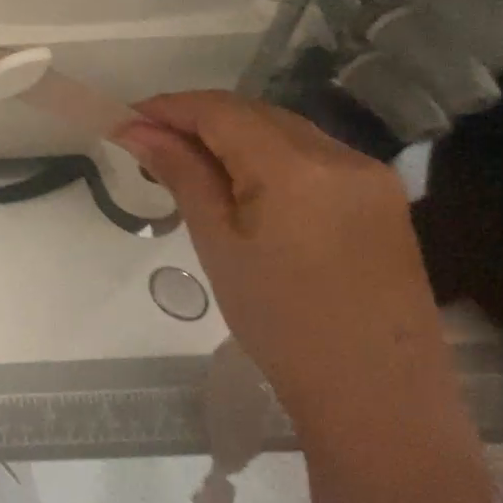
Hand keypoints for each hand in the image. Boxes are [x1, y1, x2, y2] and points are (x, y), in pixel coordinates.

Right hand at [113, 91, 446, 425]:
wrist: (377, 395)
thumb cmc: (281, 320)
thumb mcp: (217, 242)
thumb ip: (180, 173)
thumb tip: (136, 130)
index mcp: (297, 166)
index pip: (219, 110)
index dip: (166, 108)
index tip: (121, 122)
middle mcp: (341, 156)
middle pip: (252, 113)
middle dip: (195, 119)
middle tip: (144, 144)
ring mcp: (369, 176)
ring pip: (282, 130)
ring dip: (229, 135)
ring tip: (183, 163)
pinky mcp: (381, 199)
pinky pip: (311, 155)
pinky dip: (265, 155)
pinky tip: (238, 183)